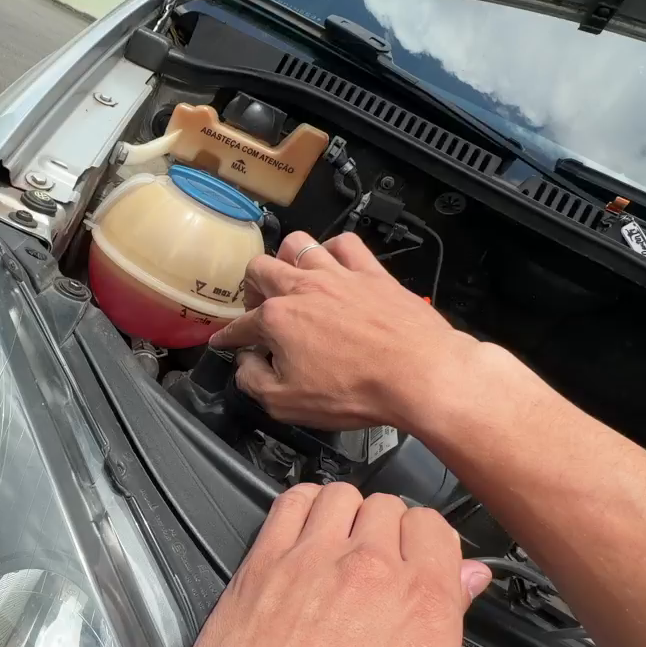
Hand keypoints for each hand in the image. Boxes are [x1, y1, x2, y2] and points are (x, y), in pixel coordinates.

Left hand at [150, 484, 492, 646]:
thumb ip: (449, 631)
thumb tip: (465, 584)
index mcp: (421, 604)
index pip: (437, 529)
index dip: (430, 544)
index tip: (421, 558)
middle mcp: (366, 570)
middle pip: (388, 506)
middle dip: (389, 527)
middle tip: (378, 556)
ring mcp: (308, 560)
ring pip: (339, 495)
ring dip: (346, 511)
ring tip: (340, 540)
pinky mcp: (260, 564)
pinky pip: (286, 504)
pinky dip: (301, 504)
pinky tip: (301, 527)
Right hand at [209, 231, 480, 432]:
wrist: (420, 376)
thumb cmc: (353, 391)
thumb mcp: (285, 403)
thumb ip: (253, 381)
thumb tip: (246, 363)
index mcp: (275, 319)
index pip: (239, 326)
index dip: (227, 337)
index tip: (225, 343)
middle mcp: (302, 288)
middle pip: (259, 269)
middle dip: (251, 288)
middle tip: (258, 308)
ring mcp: (338, 275)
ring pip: (298, 245)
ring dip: (287, 261)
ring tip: (291, 280)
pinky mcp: (372, 273)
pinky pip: (345, 243)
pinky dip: (332, 251)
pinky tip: (333, 266)